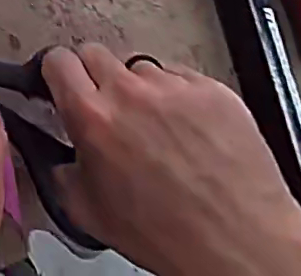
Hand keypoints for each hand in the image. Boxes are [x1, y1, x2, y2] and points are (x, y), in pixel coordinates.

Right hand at [43, 44, 300, 275]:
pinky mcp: (207, 85)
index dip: (56, 72)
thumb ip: (61, 173)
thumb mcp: (94, 216)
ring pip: (139, 67)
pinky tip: (188, 131)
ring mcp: (171, 84)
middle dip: (94, 75)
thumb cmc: (173, 238)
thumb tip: (53, 153)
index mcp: (94, 118)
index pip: (58, 60)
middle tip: (107, 105)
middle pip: (94, 52)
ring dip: (140, 90)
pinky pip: (179, 77)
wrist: (247, 247)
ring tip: (158, 129)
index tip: (62, 81)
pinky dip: (178, 97)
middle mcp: (129, 91)